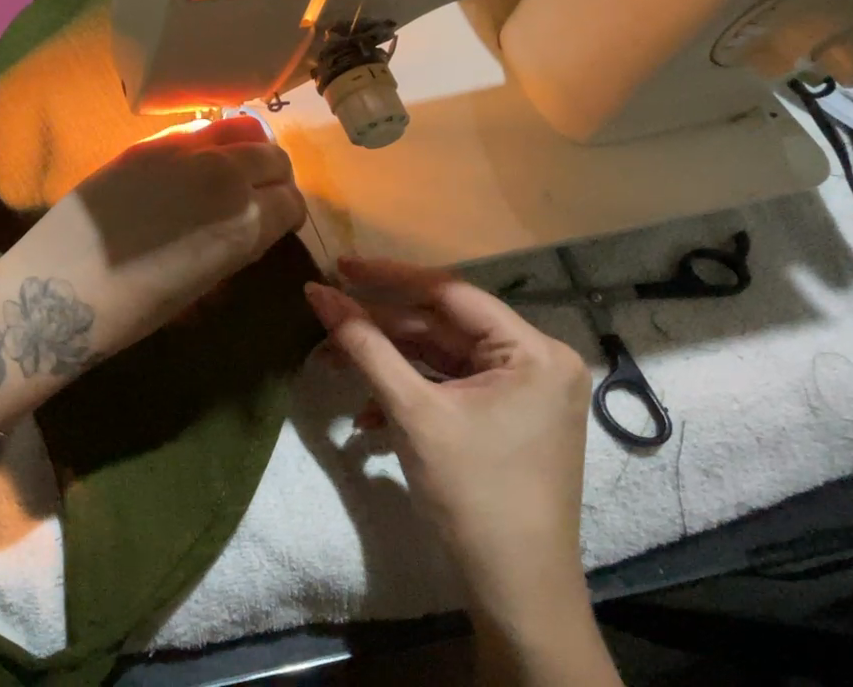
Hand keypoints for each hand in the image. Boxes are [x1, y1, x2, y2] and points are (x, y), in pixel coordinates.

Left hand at [20, 116, 304, 359]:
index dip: (285, 215)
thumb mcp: (202, 287)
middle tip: (256, 197)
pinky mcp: (146, 144)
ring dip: (246, 150)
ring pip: (241, 131)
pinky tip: (195, 161)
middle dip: (273, 178)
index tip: (274, 224)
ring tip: (230, 172)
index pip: (291, 202)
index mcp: (244, 225)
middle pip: (272, 158)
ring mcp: (182, 153)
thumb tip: (249, 228)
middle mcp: (223, 178)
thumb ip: (235, 248)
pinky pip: (197, 128)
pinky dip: (209, 139)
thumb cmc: (133, 309)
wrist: (59, 290)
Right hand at [303, 258, 591, 620]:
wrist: (514, 584)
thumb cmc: (472, 490)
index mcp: (532, 351)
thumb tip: (316, 291)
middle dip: (381, 330)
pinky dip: (408, 393)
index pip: (450, 292)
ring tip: (335, 366)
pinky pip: (449, 387)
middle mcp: (536, 362)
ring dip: (388, 364)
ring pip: (440, 358)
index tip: (337, 267)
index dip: (388, 277)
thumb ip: (364, 344)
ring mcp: (524, 393)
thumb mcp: (411, 410)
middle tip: (325, 325)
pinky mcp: (508, 419)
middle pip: (442, 327)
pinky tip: (368, 417)